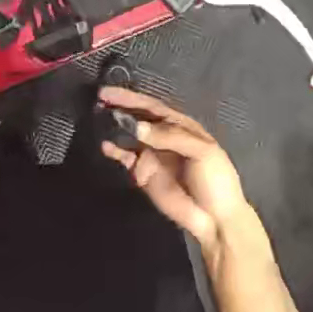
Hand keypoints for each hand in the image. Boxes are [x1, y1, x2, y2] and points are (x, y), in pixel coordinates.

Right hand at [97, 87, 263, 260]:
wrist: (214, 219)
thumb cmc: (215, 180)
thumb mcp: (202, 152)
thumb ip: (170, 136)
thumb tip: (136, 127)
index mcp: (181, 126)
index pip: (153, 106)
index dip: (132, 98)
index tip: (110, 92)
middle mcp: (163, 137)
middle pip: (138, 117)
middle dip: (120, 106)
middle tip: (99, 97)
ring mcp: (152, 155)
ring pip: (129, 136)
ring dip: (115, 126)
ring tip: (97, 117)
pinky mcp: (143, 174)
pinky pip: (126, 158)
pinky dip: (115, 151)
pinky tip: (105, 146)